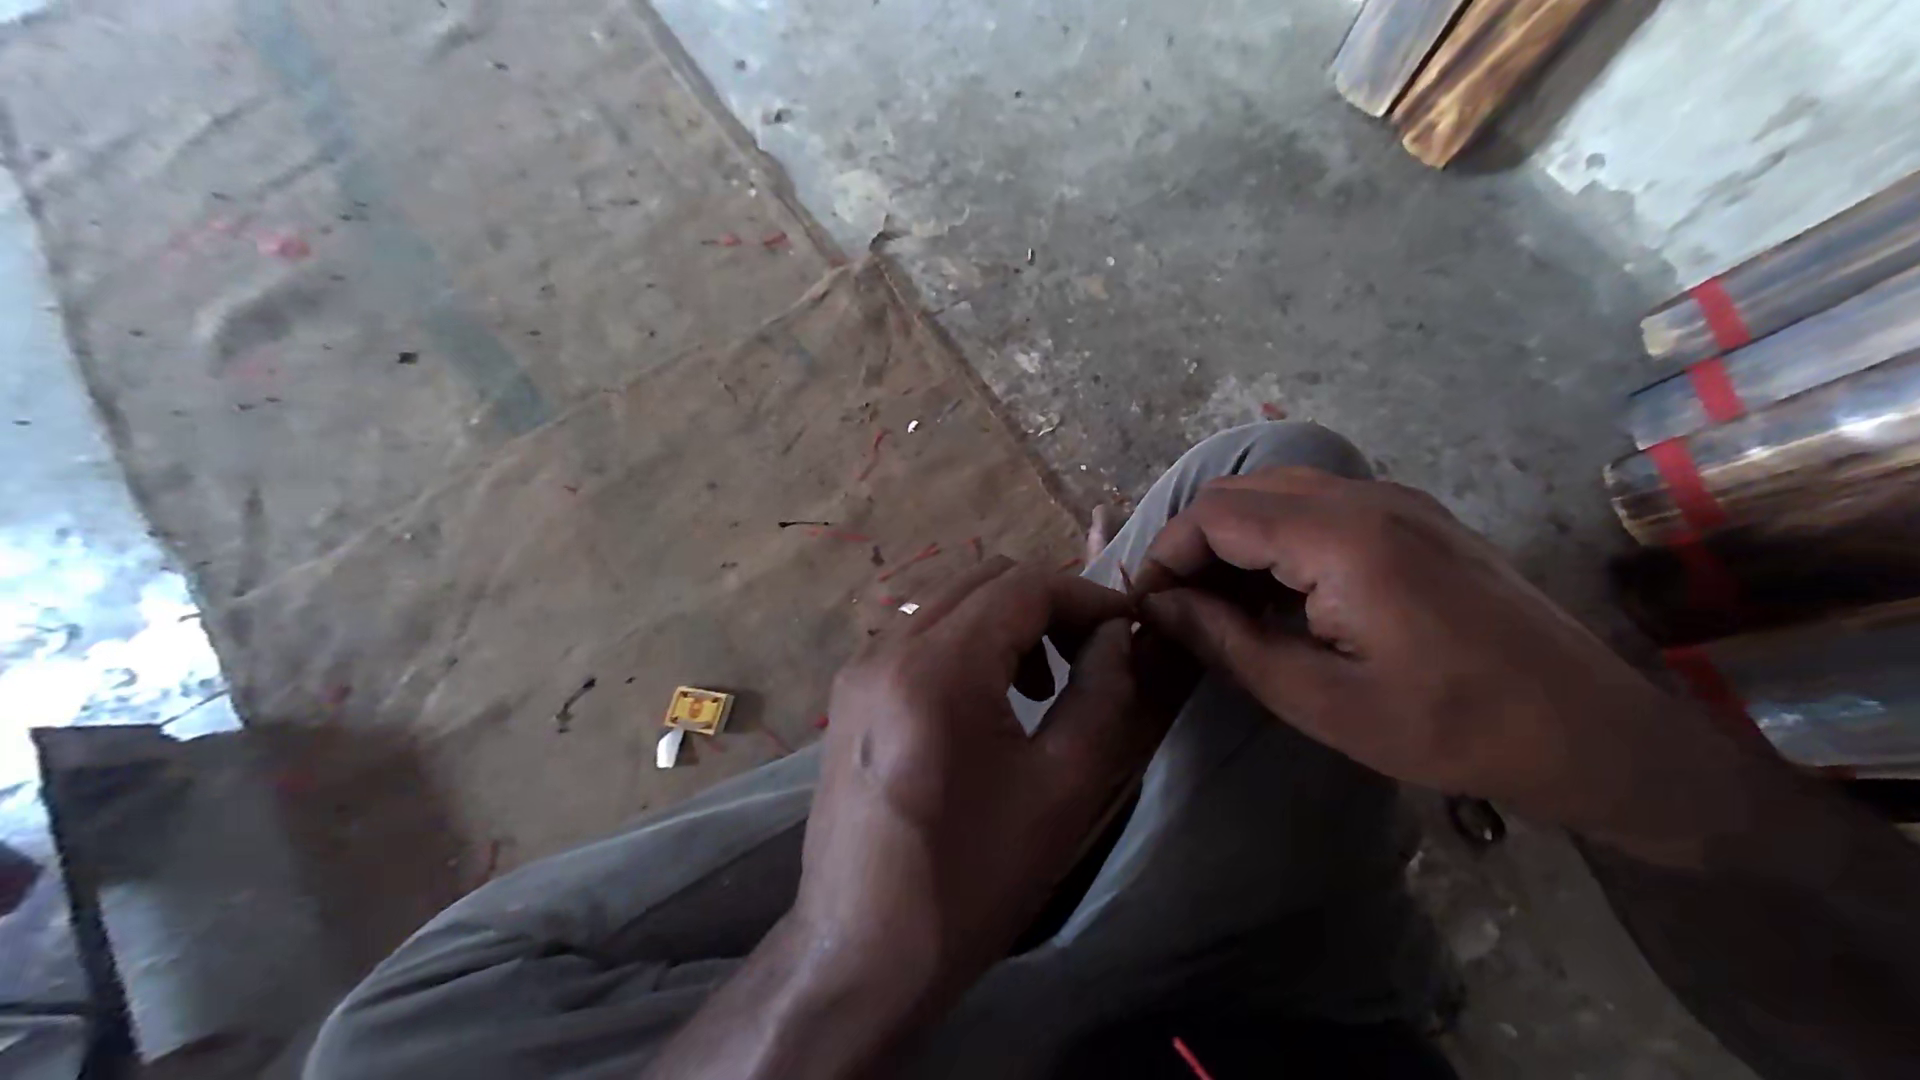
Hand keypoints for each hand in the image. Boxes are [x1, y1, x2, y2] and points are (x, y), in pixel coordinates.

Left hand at [792, 559, 1176, 1003]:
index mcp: (937, 667)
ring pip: (952, 604)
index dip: (1087, 596)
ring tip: (1043, 687)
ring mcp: (860, 667)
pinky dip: (969, 645)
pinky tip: (988, 703)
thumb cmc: (971, 880)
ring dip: (1008, 623)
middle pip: (985, 581)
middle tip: (1090, 656)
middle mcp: (887, 647)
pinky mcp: (850, 693)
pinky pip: (922, 636)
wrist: (860, 955)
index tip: (1129, 630)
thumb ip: (1106, 694)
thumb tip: (1119, 636)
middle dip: (1049, 604)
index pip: (1024, 584)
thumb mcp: (1063, 788)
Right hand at [1134, 467, 1760, 866]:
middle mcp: (1364, 497)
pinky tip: (1273, 590)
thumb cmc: (1451, 727)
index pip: (1214, 515)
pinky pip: (1313, 503)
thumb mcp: (1320, 701)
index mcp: (1342, 540)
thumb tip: (1158, 606)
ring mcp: (1393, 499)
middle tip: (1176, 605)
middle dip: (1191, 543)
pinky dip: (1271, 536)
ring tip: (1216, 600)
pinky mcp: (1411, 514)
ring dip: (1230, 537)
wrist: (1595, 731)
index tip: (1146, 604)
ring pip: (1273, 491)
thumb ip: (1226, 642)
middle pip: (1238, 491)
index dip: (1165, 554)